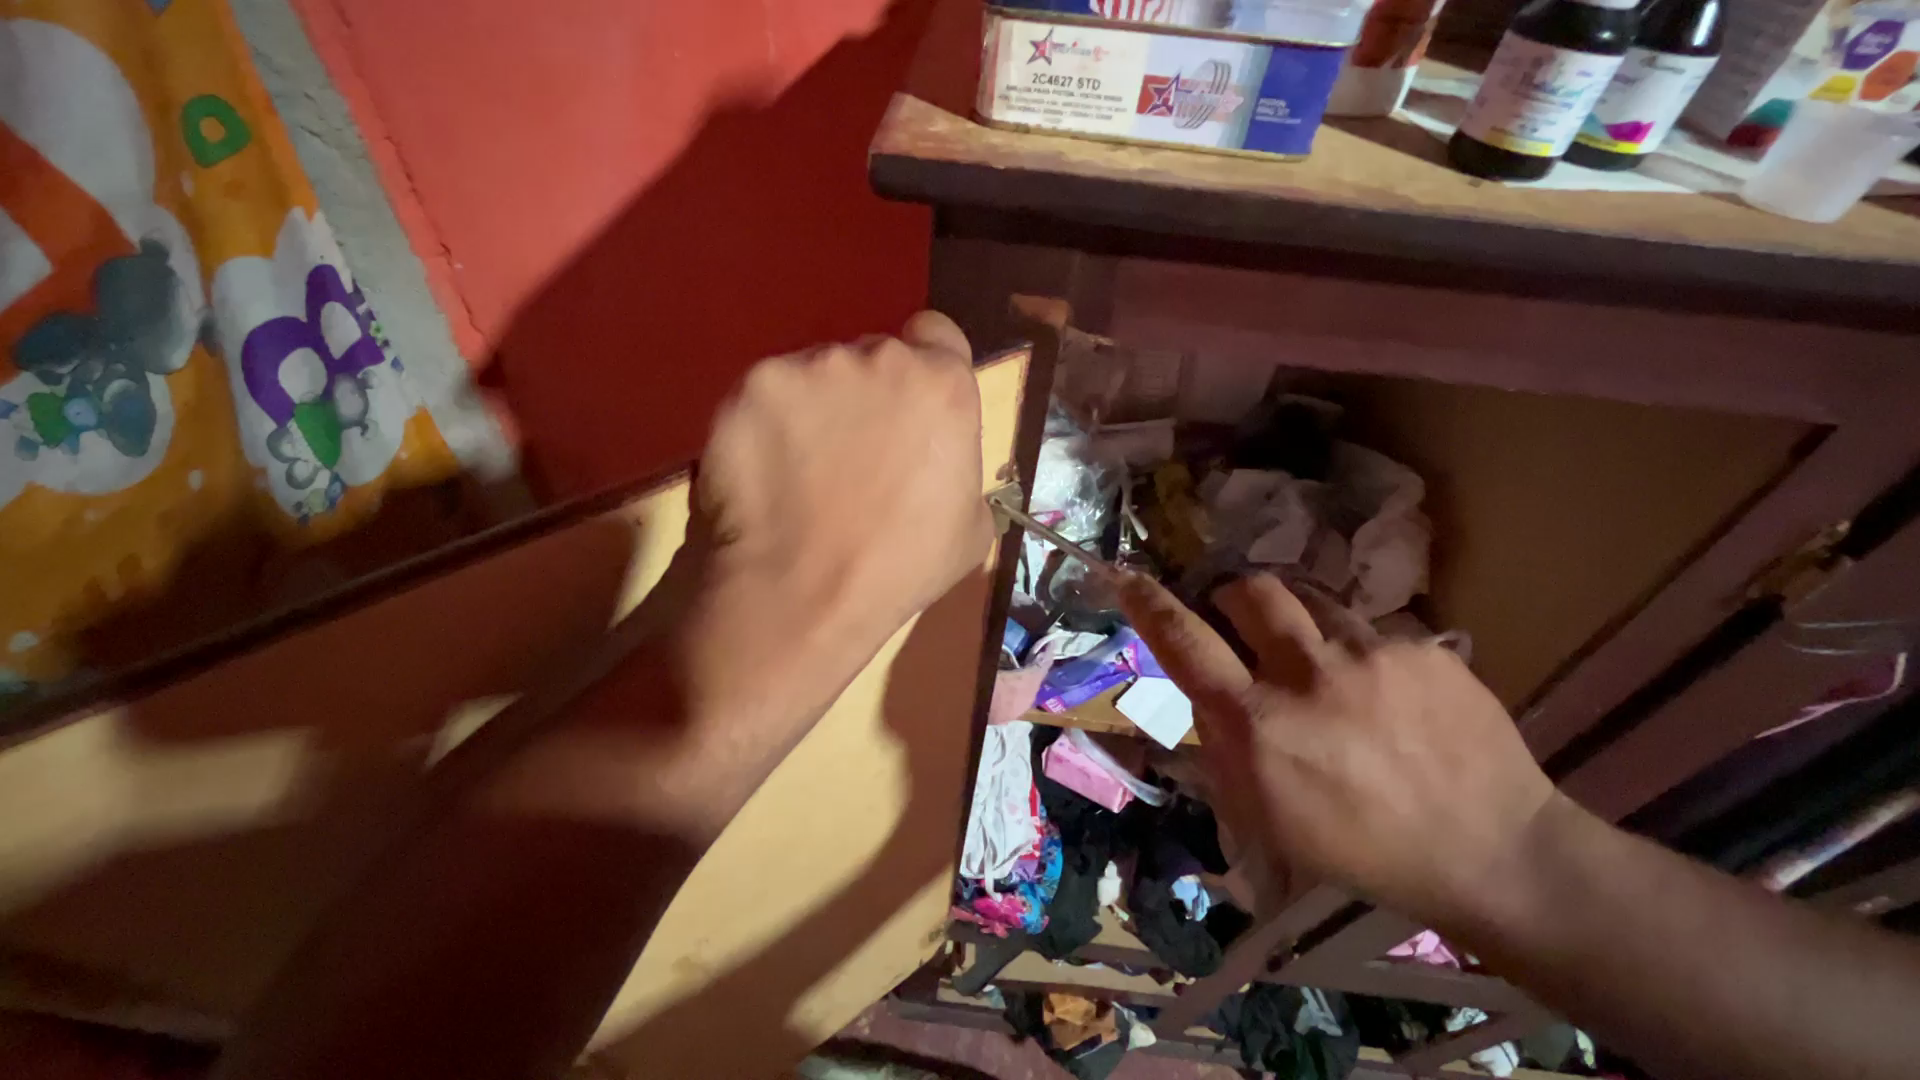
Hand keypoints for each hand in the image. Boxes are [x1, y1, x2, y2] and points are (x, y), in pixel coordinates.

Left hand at [692, 310, 993, 639]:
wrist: (805, 594)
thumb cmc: (901, 568)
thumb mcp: (971, 525)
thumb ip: (960, 464)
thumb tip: (938, 458)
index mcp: (943, 385)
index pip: (936, 333)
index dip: (924, 362)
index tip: (907, 403)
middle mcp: (879, 357)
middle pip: (872, 356)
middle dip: (865, 393)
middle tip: (850, 452)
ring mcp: (809, 367)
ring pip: (814, 373)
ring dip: (813, 407)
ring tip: (800, 469)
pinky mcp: (751, 387)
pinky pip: (765, 395)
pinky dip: (765, 424)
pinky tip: (764, 471)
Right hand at [1117, 572, 1554, 926]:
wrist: (1489, 851)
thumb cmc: (1359, 849)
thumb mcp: (1264, 815)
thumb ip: (1222, 746)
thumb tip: (1205, 695)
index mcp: (1257, 723)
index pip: (1184, 640)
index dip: (1147, 601)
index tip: (1125, 574)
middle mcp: (1307, 674)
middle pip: (1249, 590)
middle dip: (1232, 597)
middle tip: (1240, 620)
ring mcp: (1372, 654)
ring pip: (1312, 600)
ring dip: (1298, 622)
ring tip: (1320, 662)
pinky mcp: (1426, 648)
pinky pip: (1372, 629)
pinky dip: (1360, 653)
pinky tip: (1385, 695)